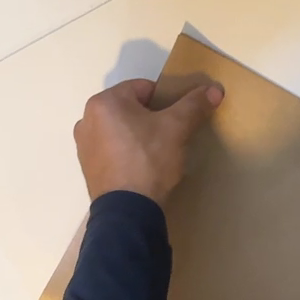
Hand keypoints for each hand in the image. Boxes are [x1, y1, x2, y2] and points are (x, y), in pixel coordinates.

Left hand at [74, 78, 223, 203]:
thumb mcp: (176, 128)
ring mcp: (84, 146)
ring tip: (157, 155)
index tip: (178, 119)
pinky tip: (142, 169)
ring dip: (138, 136)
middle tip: (170, 137)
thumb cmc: (149, 161)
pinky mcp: (88, 168)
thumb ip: (194, 105)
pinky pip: (112, 151)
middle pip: (130, 109)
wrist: (128, 211)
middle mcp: (87, 119)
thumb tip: (215, 90)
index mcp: (104, 102)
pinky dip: (127, 154)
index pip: (143, 88)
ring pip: (120, 130)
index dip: (166, 100)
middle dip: (151, 119)